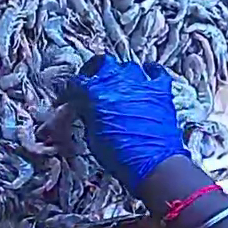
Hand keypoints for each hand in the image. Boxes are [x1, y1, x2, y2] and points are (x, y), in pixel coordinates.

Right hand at [65, 55, 187, 193]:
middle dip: (93, 71)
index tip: (67, 99)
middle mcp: (117, 80)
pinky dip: (150, 72)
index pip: (75, 82)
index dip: (69, 91)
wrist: (153, 164)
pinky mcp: (160, 90)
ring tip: (116, 86)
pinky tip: (146, 74)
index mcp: (94, 91)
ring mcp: (140, 83)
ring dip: (119, 75)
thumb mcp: (91, 135)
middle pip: (101, 63)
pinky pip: (156, 73)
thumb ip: (86, 114)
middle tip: (90, 83)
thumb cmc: (117, 154)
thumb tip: (84, 108)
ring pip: (127, 67)